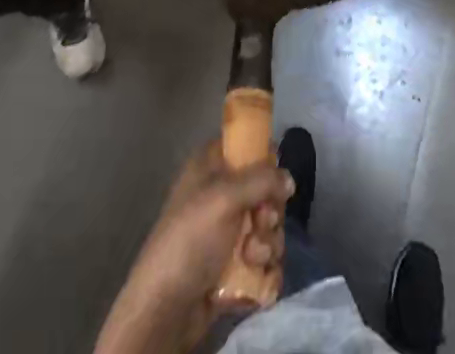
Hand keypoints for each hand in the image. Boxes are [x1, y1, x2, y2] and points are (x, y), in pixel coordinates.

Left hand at [94, 140, 292, 353]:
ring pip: (268, 226)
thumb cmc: (190, 240)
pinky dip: (266, 267)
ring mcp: (228, 231)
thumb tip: (289, 180)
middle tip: (260, 224)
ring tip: (251, 259)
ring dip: (268, 244)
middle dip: (270, 211)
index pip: (245, 146)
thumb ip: (262, 180)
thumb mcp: (225, 198)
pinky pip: (266, 256)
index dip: (263, 159)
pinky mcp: (235, 263)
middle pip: (265, 190)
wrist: (165, 307)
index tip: (273, 178)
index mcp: (210, 168)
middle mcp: (220, 195)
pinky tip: (258, 279)